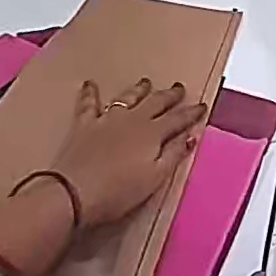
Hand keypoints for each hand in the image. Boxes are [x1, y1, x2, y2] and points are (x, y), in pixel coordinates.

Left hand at [51, 79, 206, 226]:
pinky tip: (90, 83)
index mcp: (153, 133)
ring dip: (139, 90)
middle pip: (156, 103)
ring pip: (128, 98)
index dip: (191, 112)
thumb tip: (191, 137)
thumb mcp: (155, 178)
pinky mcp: (84, 125)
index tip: (201, 105)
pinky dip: (90, 93)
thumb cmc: (118, 192)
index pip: (178, 119)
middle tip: (178, 88)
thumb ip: (174, 155)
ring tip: (146, 82)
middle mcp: (132, 120)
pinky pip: (89, 104)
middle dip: (169, 95)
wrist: (73, 193)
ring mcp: (107, 119)